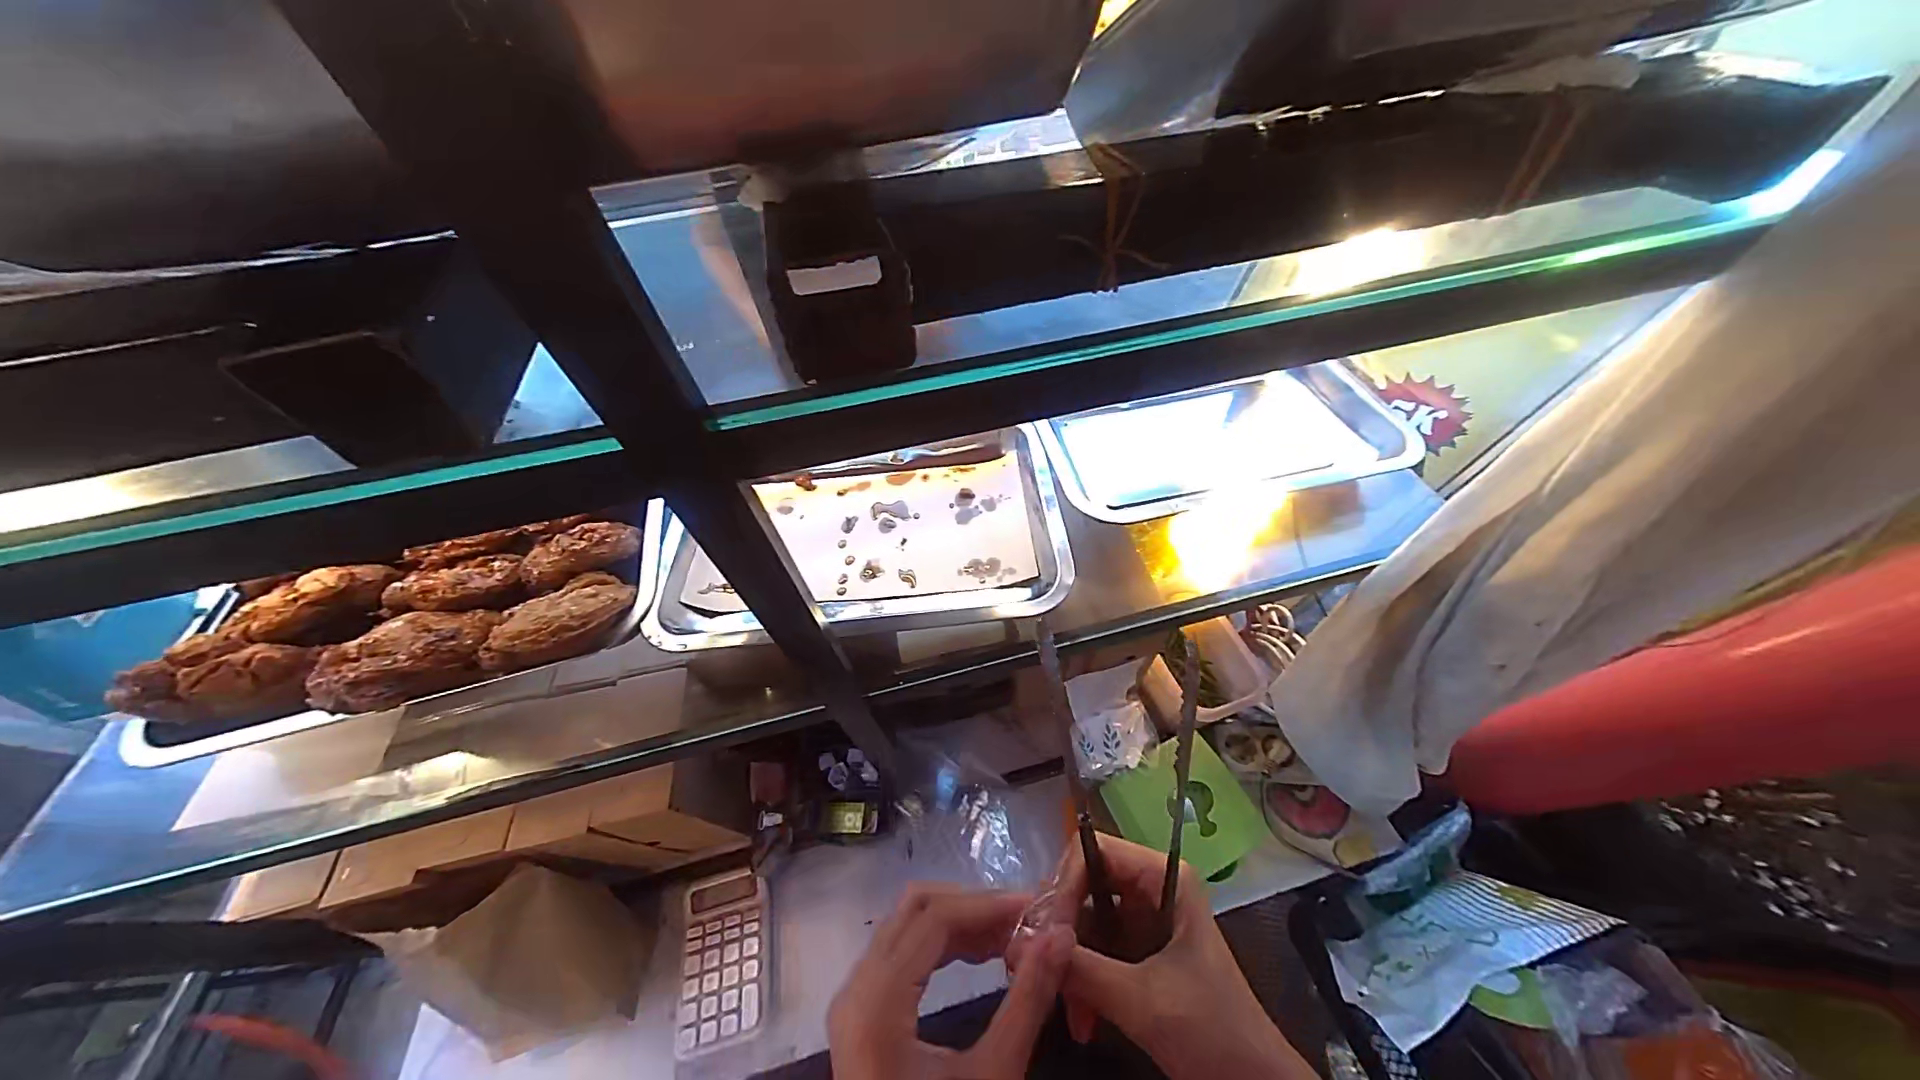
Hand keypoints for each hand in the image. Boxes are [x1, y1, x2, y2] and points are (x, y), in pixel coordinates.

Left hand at [829, 884, 1074, 1079]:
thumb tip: (1062, 936)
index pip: (934, 919)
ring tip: (1009, 937)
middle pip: (915, 910)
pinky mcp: (860, 1011)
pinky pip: (901, 951)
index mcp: (877, 1005)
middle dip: (973, 907)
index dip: (987, 905)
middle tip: (1024, 921)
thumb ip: (1027, 1000)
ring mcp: (853, 999)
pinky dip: (942, 943)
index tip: (1034, 908)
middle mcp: (855, 989)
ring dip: (960, 921)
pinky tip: (980, 955)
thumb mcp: (994, 1076)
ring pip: (906, 924)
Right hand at [1035, 834, 1316, 1079]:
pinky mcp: (1135, 951)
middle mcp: (1148, 887)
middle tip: (1031, 968)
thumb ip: (1080, 968)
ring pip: (1081, 920)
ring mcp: (1141, 919)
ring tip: (1058, 1005)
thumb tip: (1019, 944)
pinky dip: (1078, 980)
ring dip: (1065, 962)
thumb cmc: (1212, 1032)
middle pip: (1080, 884)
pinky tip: (1078, 1019)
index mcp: (1162, 877)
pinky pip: (1091, 950)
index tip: (1041, 934)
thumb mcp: (1141, 1000)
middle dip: (1058, 929)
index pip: (1091, 852)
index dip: (1061, 886)